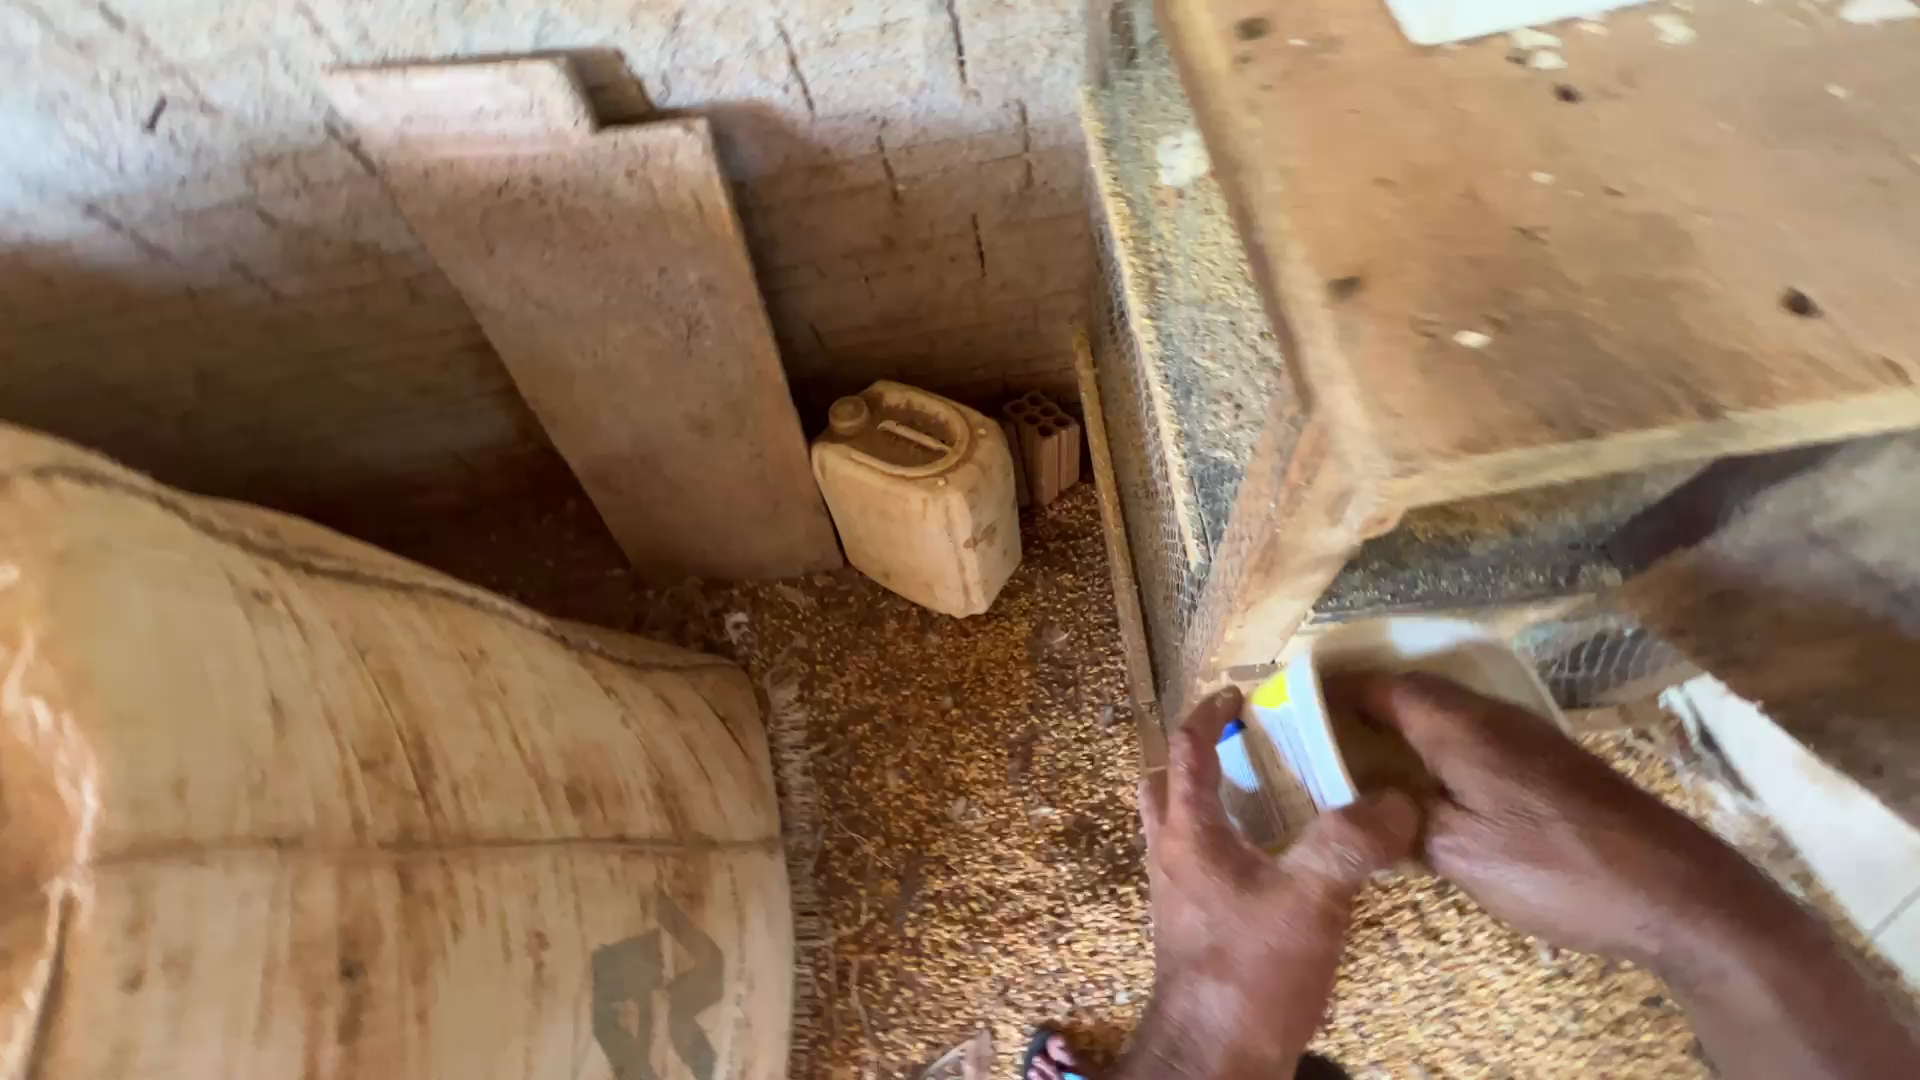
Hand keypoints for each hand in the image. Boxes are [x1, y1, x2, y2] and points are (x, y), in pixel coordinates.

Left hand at [1133, 686, 1417, 1079]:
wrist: (1213, 1051)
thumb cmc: (1252, 966)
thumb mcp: (1311, 899)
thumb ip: (1350, 844)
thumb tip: (1396, 801)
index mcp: (1188, 828)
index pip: (1187, 748)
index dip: (1208, 714)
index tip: (1235, 695)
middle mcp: (1168, 849)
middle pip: (1163, 781)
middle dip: (1193, 754)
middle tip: (1238, 748)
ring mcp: (1170, 886)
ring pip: (1172, 821)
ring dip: (1202, 798)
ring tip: (1258, 800)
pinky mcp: (1184, 919)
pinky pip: (1190, 857)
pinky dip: (1216, 839)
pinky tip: (1261, 863)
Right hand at [1325, 672, 1771, 966]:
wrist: (1691, 901)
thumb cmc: (1560, 869)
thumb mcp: (1458, 852)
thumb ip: (1399, 816)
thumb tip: (1366, 798)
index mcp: (1458, 727)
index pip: (1379, 686)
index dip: (1334, 689)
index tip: (1295, 702)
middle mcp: (1490, 716)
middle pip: (1410, 690)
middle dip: (1361, 703)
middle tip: (1321, 731)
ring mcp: (1526, 735)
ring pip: (1444, 710)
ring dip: (1399, 721)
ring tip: (1363, 752)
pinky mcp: (1550, 761)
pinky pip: (1471, 731)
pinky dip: (1433, 740)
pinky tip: (1427, 778)